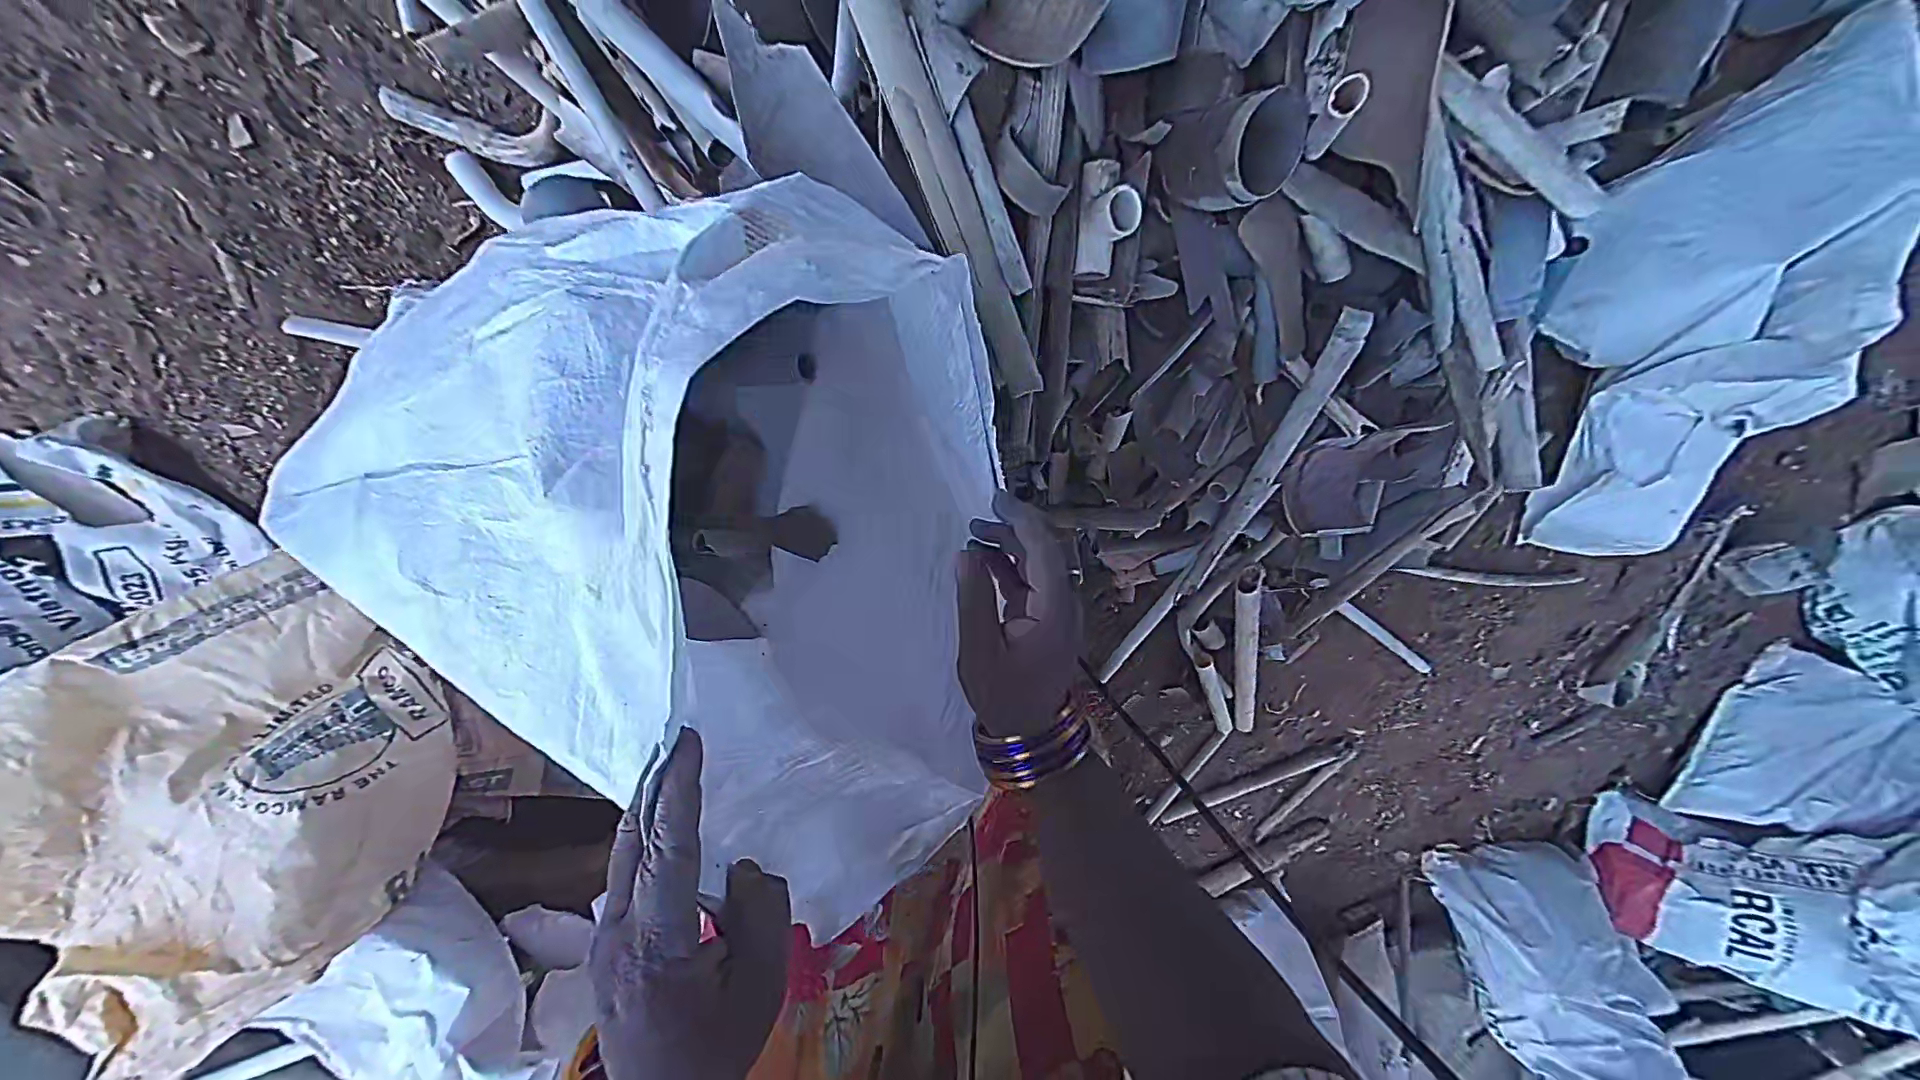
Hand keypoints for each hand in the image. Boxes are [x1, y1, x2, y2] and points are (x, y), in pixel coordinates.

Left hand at [590, 727, 790, 1079]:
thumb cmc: (714, 1047)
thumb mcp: (761, 983)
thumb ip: (762, 911)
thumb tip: (740, 869)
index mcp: (657, 940)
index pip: (669, 847)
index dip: (680, 789)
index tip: (690, 744)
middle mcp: (618, 929)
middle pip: (632, 838)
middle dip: (655, 782)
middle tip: (678, 740)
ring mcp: (604, 937)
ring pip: (621, 852)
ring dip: (647, 803)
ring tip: (671, 767)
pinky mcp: (605, 943)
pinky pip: (624, 870)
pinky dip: (645, 832)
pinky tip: (662, 822)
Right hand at [956, 491, 1083, 736]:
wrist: (1029, 732)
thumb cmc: (1004, 695)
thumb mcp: (980, 650)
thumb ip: (974, 600)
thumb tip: (966, 555)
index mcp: (1055, 608)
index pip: (1044, 549)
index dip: (1022, 520)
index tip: (996, 500)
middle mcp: (1063, 604)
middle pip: (1044, 552)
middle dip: (1013, 529)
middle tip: (978, 517)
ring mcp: (1057, 611)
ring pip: (1037, 564)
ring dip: (1008, 547)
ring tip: (973, 536)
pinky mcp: (1046, 619)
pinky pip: (1030, 582)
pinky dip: (1008, 567)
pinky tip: (983, 561)